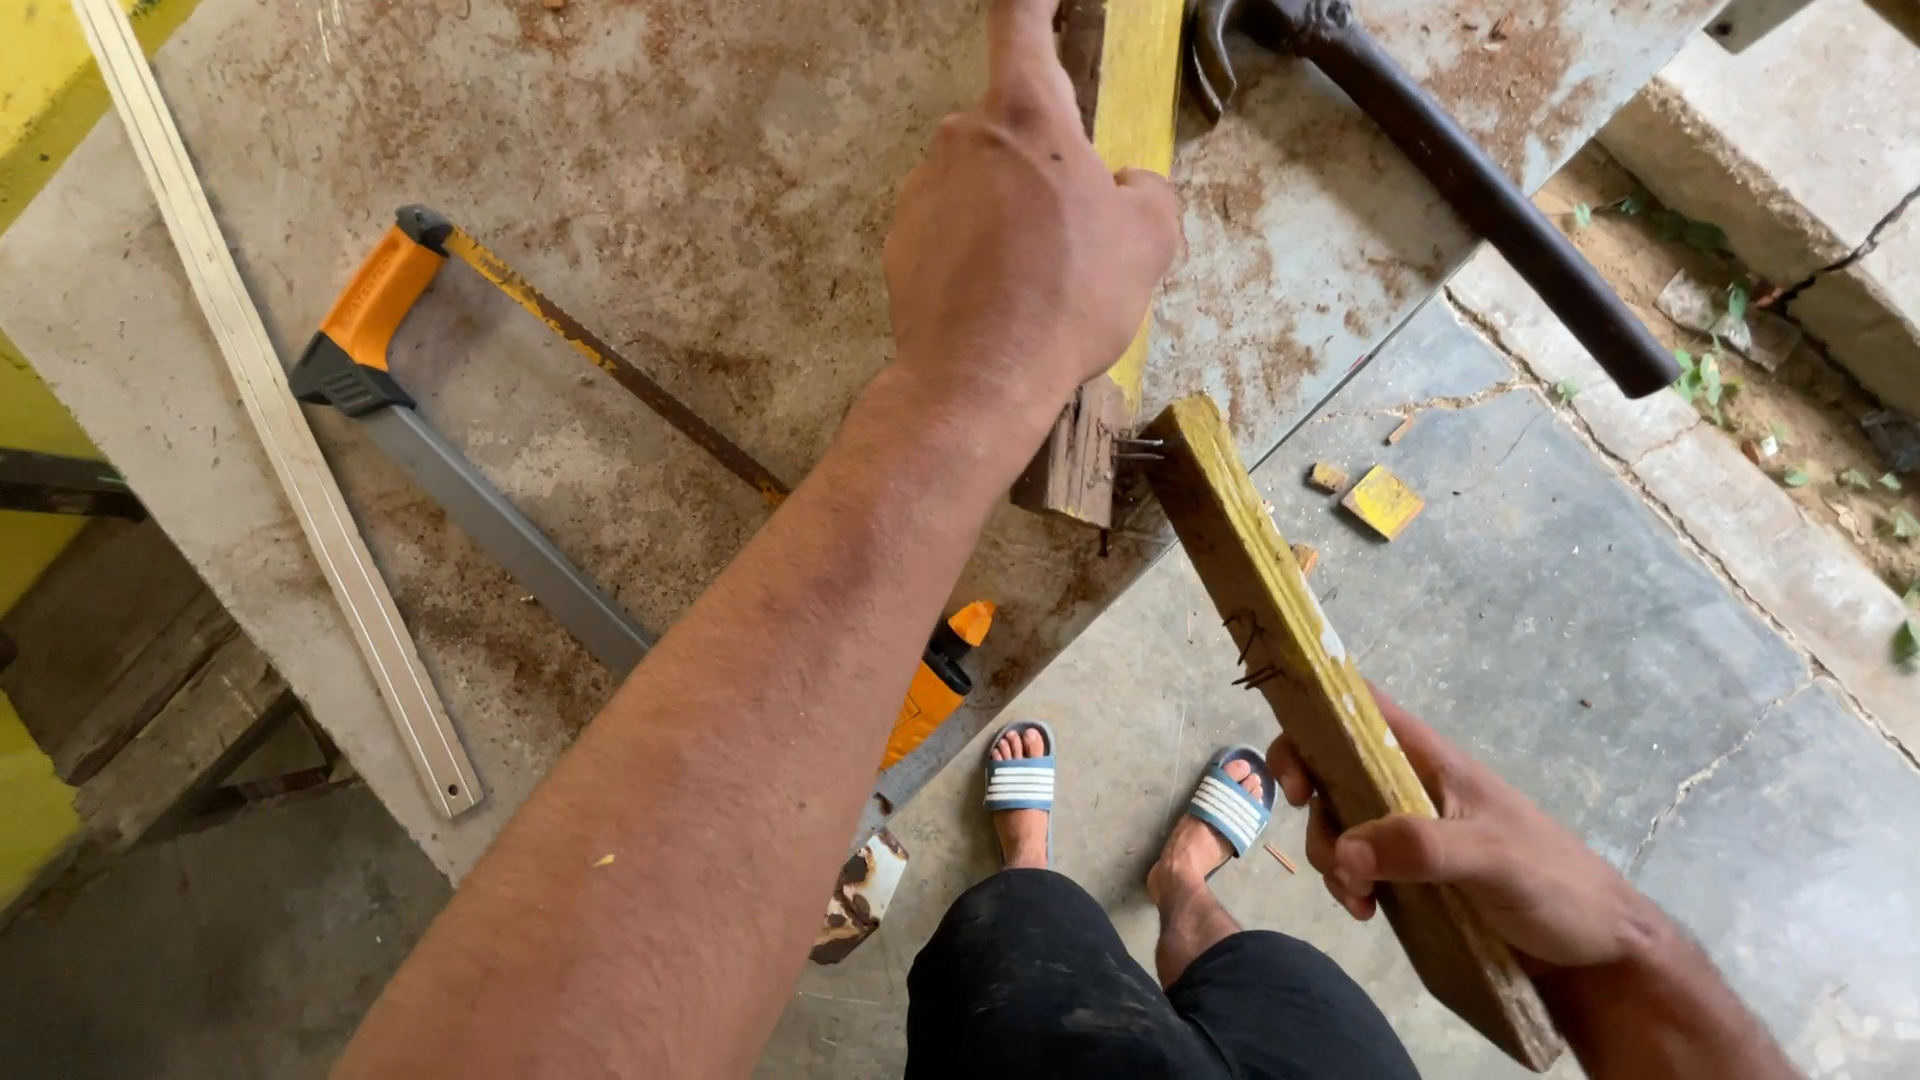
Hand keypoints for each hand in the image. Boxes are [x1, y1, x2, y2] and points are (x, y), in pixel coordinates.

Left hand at [882, 0, 1180, 423]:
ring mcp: (920, 192)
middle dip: (1038, 168)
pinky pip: (947, 231)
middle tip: (1066, 237)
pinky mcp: (898, 245)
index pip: (1022, 20)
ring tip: (1028, 285)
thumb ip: (1146, 193)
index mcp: (1025, 116)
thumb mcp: (1148, 243)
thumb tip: (1125, 186)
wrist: (980, 380)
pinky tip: (990, 302)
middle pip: (1007, 129)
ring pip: (977, 186)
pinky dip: (970, 253)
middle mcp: (959, 138)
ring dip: (1004, 216)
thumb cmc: (1069, 299)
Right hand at [1267, 686, 1663, 970]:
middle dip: (1308, 792)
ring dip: (1328, 853)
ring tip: (1356, 896)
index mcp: (1425, 756)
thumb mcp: (1493, 858)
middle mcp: (1404, 781)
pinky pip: (1352, 861)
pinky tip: (1364, 909)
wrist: (1601, 953)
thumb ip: (1418, 847)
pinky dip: (1346, 882)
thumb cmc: (1555, 882)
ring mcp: (1401, 824)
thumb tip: (1344, 851)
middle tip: (1309, 819)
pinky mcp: (1403, 867)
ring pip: (1336, 817)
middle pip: (1327, 762)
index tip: (1291, 751)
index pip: (1355, 705)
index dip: (1312, 709)